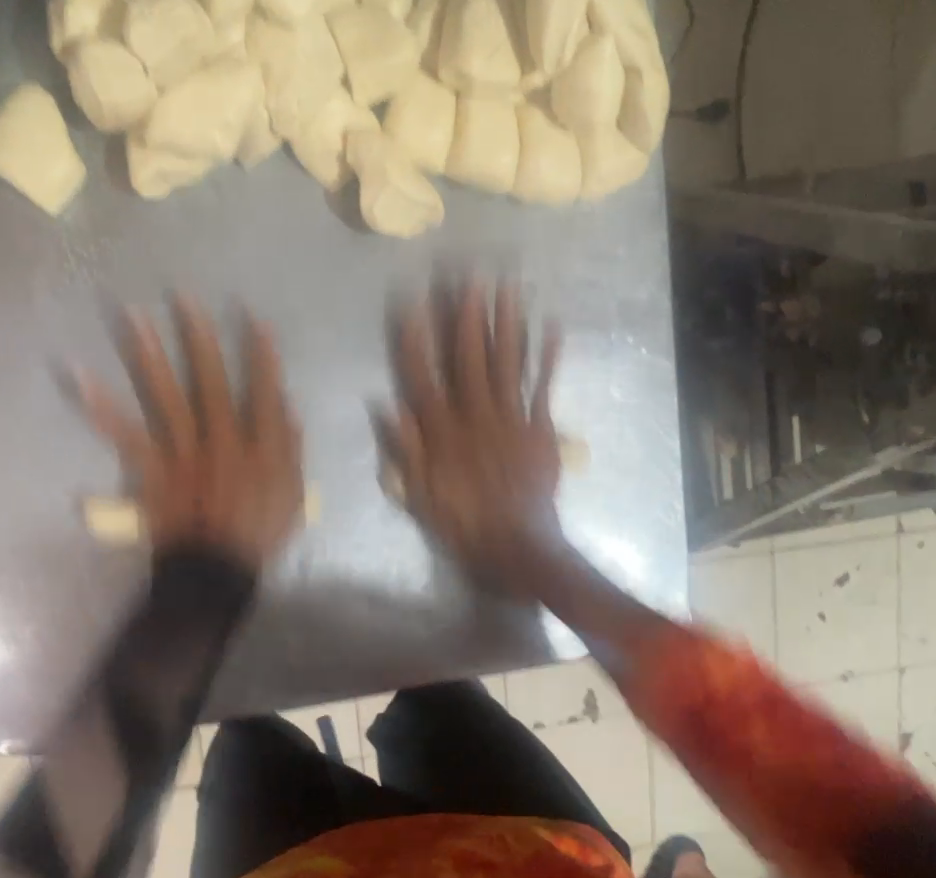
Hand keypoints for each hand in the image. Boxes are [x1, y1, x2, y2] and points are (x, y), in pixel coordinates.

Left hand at [77, 295, 303, 570]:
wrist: (216, 572)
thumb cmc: (258, 534)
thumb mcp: (294, 494)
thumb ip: (292, 447)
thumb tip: (286, 403)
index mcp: (259, 444)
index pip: (262, 387)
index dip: (259, 351)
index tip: (251, 316)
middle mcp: (221, 437)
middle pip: (209, 379)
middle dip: (197, 336)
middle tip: (181, 297)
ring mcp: (184, 451)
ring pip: (165, 395)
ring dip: (147, 354)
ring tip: (132, 317)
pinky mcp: (153, 468)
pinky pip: (124, 433)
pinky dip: (99, 406)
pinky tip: (78, 375)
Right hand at [382, 279, 565, 597]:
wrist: (515, 544)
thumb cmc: (461, 523)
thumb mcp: (419, 493)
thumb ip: (405, 447)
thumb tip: (385, 403)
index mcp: (442, 430)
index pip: (422, 375)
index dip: (415, 338)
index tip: (410, 303)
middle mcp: (475, 414)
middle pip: (469, 357)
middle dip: (467, 314)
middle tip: (469, 275)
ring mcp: (510, 417)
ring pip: (507, 361)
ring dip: (507, 321)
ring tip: (507, 285)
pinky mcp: (539, 427)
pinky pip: (543, 385)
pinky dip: (548, 355)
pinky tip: (550, 324)